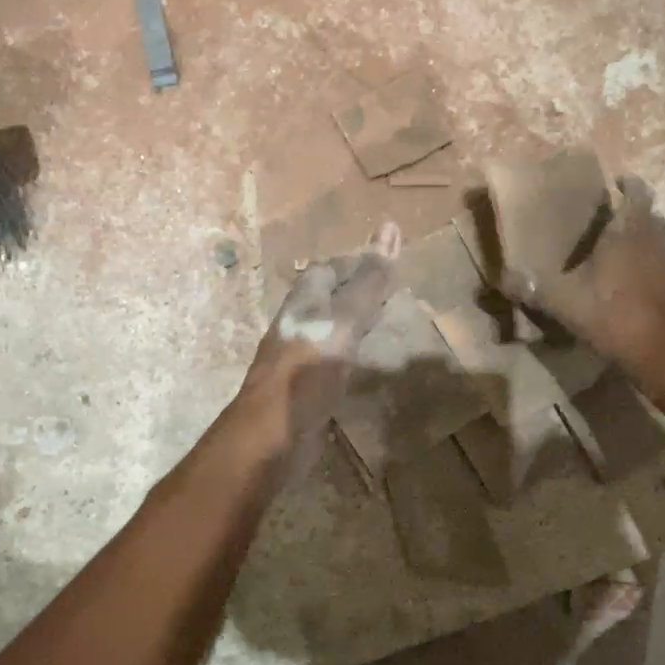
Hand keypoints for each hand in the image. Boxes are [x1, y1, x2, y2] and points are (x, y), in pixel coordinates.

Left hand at [238, 222, 401, 450]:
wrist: (271, 436)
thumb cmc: (306, 371)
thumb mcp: (343, 321)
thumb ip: (368, 283)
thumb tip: (389, 228)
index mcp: (302, 302)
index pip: (328, 269)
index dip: (356, 263)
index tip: (389, 264)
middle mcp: (298, 325)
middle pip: (327, 299)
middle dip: (357, 292)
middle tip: (392, 293)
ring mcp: (300, 359)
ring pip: (330, 331)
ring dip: (354, 325)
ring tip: (387, 324)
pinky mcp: (306, 390)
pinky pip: (332, 363)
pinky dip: (352, 358)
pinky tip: (368, 366)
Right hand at [500, 176, 664, 380]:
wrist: (662, 354)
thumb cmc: (613, 316)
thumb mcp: (563, 303)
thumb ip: (531, 288)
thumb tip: (502, 279)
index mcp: (629, 231)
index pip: (637, 191)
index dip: (626, 184)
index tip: (611, 185)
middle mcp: (655, 239)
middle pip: (648, 213)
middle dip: (629, 211)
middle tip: (603, 219)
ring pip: (657, 238)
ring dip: (640, 237)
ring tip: (614, 248)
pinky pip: (661, 262)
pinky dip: (647, 263)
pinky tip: (628, 280)